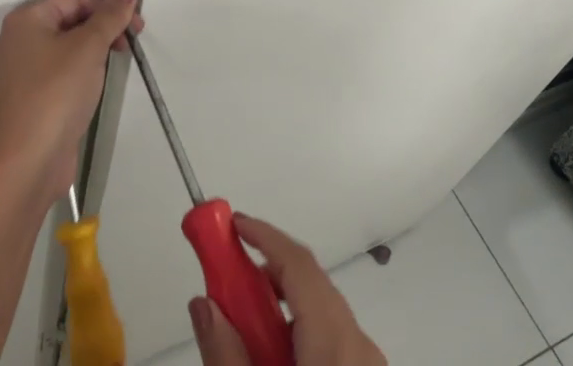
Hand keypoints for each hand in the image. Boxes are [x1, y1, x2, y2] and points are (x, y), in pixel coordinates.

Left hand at [0, 0, 142, 202]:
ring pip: (65, 47)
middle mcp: (17, 40)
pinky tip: (95, 86)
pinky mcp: (29, 97)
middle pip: (69, 20)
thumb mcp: (89, 47)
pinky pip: (59, 71)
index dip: (108, 6)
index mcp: (25, 19)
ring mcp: (21, 71)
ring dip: (94, 49)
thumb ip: (112, 13)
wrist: (27, 160)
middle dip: (103, 27)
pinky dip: (81, 71)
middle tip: (130, 44)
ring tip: (115, 64)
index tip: (137, 25)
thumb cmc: (56, 93)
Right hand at [189, 215, 385, 365]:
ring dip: (279, 306)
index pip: (298, 264)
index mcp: (336, 342)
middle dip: (263, 274)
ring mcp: (369, 361)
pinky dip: (298, 330)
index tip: (226, 222)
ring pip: (320, 312)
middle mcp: (361, 344)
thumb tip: (203, 304)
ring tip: (242, 326)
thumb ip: (226, 353)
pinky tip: (273, 353)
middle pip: (309, 285)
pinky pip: (331, 337)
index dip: (262, 235)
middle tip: (222, 279)